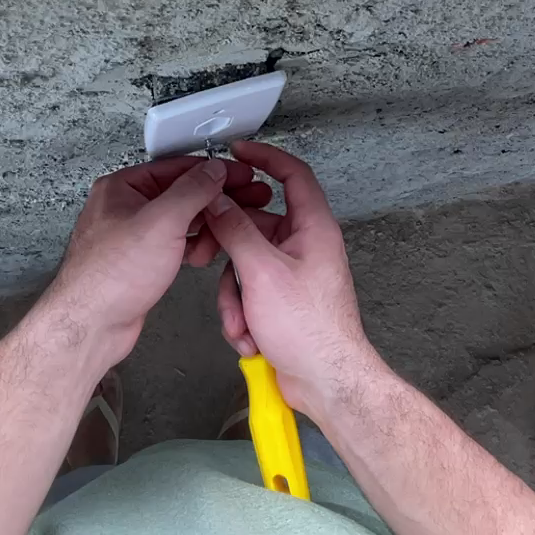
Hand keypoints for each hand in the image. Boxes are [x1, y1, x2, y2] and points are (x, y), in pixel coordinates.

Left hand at [36, 155, 273, 370]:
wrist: (93, 326)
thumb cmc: (111, 276)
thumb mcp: (161, 222)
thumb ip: (192, 190)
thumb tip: (213, 169)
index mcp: (122, 188)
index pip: (177, 168)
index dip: (213, 171)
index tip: (241, 176)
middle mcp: (125, 207)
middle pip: (181, 193)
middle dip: (214, 202)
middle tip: (246, 202)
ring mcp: (133, 235)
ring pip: (181, 220)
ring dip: (205, 228)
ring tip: (221, 237)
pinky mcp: (141, 260)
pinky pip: (175, 243)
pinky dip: (191, 247)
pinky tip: (201, 256)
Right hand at [198, 142, 381, 418]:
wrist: (325, 382)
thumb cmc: (309, 328)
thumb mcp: (262, 272)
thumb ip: (236, 230)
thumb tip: (217, 201)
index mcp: (312, 228)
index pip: (293, 175)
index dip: (266, 157)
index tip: (237, 151)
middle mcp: (305, 245)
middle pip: (255, 225)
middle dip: (230, 252)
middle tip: (209, 253)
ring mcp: (293, 273)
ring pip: (246, 263)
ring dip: (235, 295)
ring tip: (242, 323)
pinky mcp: (282, 300)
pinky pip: (250, 291)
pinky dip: (243, 313)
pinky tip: (248, 337)